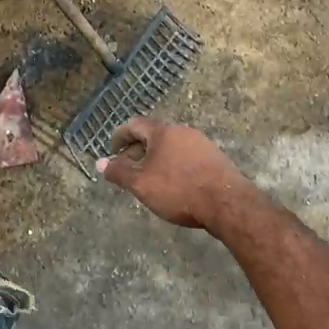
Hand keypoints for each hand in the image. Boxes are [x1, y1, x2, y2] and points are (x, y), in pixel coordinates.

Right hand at [97, 118, 255, 231]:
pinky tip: (174, 184)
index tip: (112, 150)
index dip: (119, 136)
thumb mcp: (141, 184)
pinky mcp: (216, 159)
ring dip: (156, 158)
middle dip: (137, 150)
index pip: (134, 124)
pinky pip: (187, 156)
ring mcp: (202, 144)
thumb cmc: (178, 190)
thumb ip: (118, 172)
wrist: (228, 204)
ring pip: (171, 146)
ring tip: (150, 178)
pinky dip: (174, 165)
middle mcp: (183, 131)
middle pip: (154, 135)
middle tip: (128, 168)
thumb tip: (99, 163)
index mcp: (162, 132)